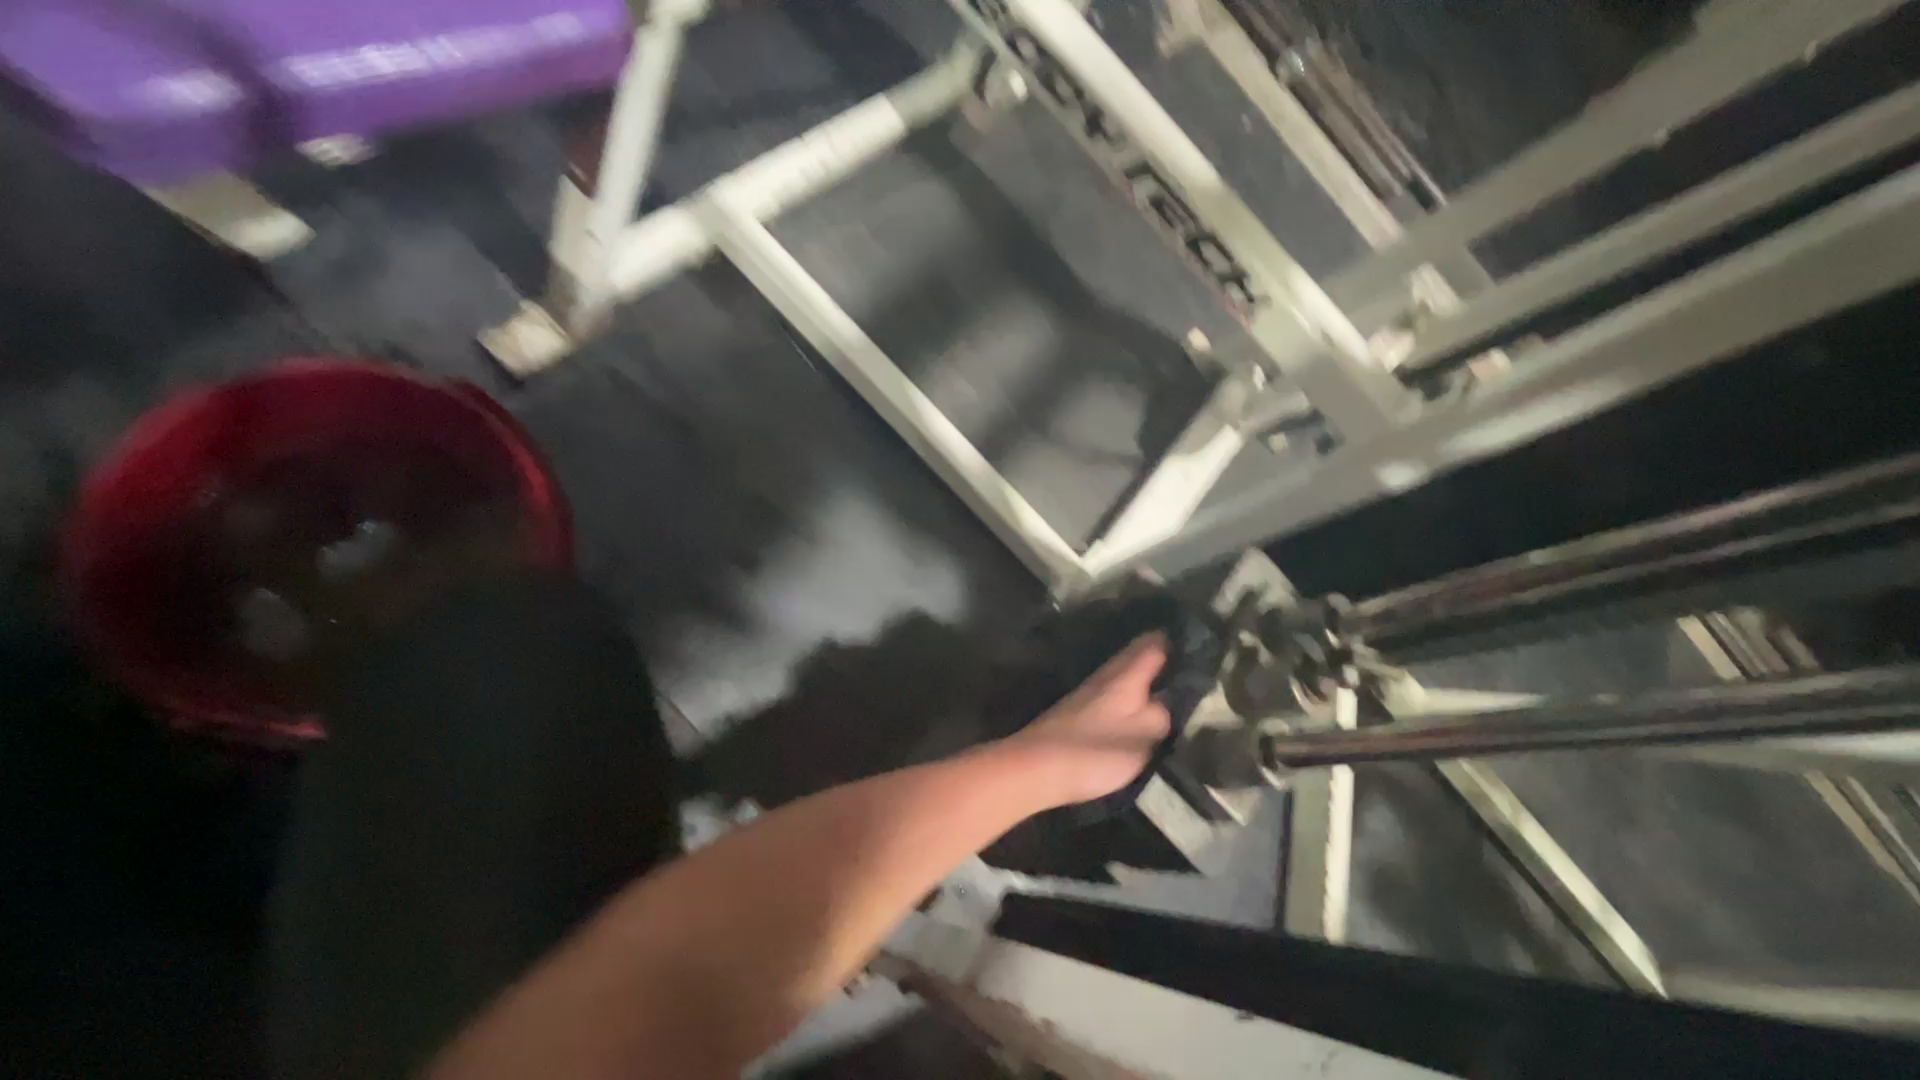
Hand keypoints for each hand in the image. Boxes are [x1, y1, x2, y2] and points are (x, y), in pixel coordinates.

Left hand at [1004, 633, 1171, 807]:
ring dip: (1144, 674)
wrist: (1037, 766)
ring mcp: (1088, 692)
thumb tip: (1169, 699)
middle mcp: (1106, 676)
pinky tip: (1136, 702)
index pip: (1154, 644)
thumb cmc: (1097, 750)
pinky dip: (1128, 691)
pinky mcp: (1077, 711)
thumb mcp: (1145, 735)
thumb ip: (1163, 714)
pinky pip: (1111, 691)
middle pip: (1136, 655)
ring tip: (1169, 681)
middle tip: (1188, 660)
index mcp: (1126, 676)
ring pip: (1123, 673)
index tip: (1198, 639)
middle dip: (1161, 655)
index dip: (1177, 639)